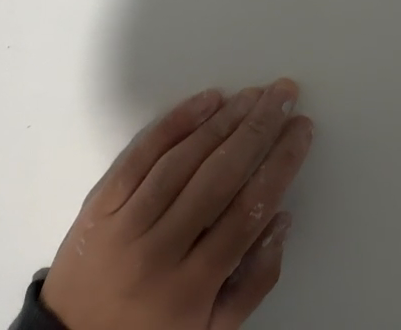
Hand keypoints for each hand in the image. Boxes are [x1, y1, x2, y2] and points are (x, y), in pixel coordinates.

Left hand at [40, 81, 313, 329]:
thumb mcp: (211, 329)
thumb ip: (255, 281)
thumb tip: (282, 219)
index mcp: (191, 285)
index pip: (248, 210)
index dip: (280, 163)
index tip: (301, 129)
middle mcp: (158, 251)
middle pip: (218, 177)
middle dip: (259, 129)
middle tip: (284, 94)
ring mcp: (124, 225)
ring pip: (182, 160)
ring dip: (224, 120)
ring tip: (254, 94)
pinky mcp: (99, 205)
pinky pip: (140, 155)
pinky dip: (175, 123)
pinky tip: (207, 101)